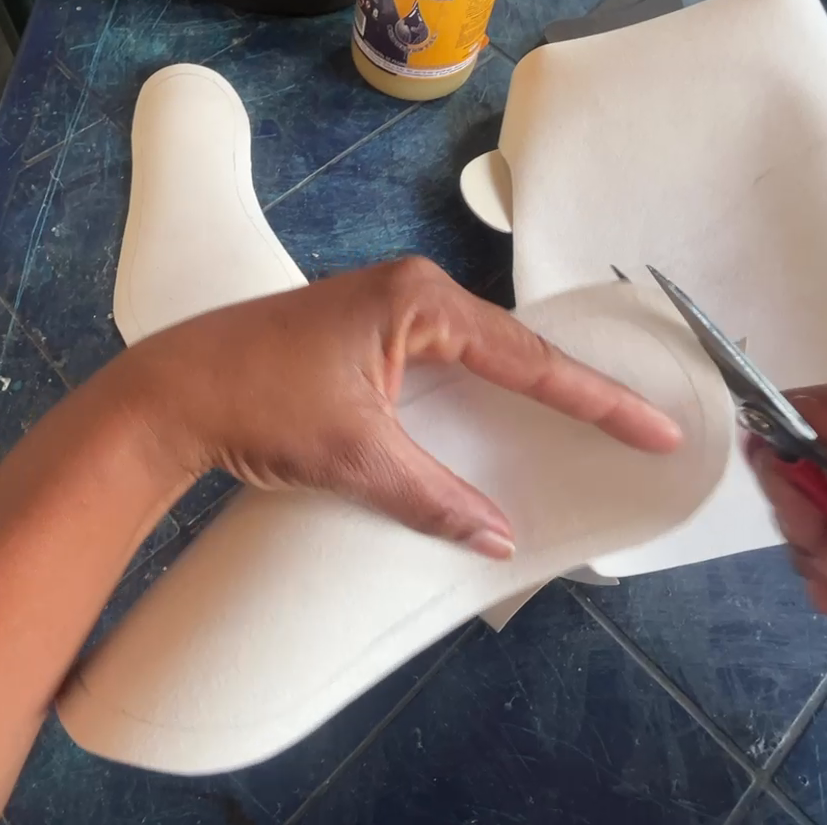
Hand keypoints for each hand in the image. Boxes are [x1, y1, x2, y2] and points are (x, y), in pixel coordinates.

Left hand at [87, 258, 683, 558]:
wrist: (171, 392)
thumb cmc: (258, 405)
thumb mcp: (354, 456)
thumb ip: (433, 496)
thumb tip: (497, 536)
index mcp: (417, 301)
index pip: (527, 356)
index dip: (596, 398)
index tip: (655, 426)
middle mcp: (407, 290)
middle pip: (507, 347)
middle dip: (565, 387)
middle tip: (630, 427)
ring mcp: (381, 307)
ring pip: (473, 353)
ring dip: (517, 388)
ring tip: (577, 424)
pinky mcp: (360, 331)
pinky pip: (438, 360)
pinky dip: (471, 390)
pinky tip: (490, 417)